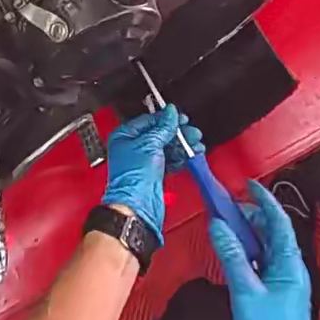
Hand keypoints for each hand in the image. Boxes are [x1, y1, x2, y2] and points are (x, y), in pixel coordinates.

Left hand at [101, 105, 202, 239]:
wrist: (137, 206)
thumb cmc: (133, 177)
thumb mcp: (150, 144)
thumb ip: (163, 127)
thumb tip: (170, 112)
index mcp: (124, 136)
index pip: (148, 120)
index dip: (165, 118)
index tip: (180, 117)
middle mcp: (133, 147)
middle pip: (159, 133)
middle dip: (177, 132)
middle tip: (191, 130)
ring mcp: (144, 161)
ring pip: (167, 146)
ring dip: (182, 144)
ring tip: (195, 142)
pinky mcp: (154, 173)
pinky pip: (170, 160)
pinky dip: (180, 156)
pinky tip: (191, 153)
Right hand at [210, 181, 319, 319]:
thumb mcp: (246, 292)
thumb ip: (231, 256)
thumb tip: (218, 226)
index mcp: (290, 262)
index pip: (278, 219)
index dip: (263, 198)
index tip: (248, 184)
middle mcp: (291, 267)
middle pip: (271, 231)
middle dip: (249, 217)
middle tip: (227, 210)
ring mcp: (285, 281)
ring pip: (266, 247)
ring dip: (247, 236)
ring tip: (226, 231)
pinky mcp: (277, 294)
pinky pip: (262, 263)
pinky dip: (248, 254)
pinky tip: (233, 258)